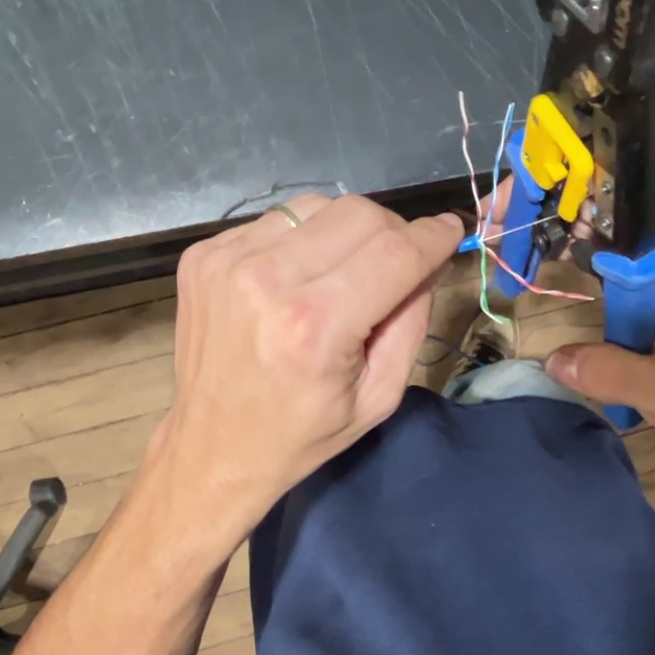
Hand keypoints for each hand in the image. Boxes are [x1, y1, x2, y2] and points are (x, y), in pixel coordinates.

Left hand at [157, 195, 462, 529]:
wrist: (214, 448)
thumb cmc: (303, 434)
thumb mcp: (378, 397)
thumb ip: (411, 323)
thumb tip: (425, 262)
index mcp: (316, 325)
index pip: (395, 252)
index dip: (433, 237)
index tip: (451, 230)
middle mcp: (268, 279)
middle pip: (360, 214)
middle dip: (393, 232)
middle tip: (398, 265)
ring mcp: (228, 260)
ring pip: (318, 207)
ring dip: (346, 233)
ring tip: (343, 276)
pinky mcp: (204, 254)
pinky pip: (277, 221)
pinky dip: (302, 241)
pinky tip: (297, 281)